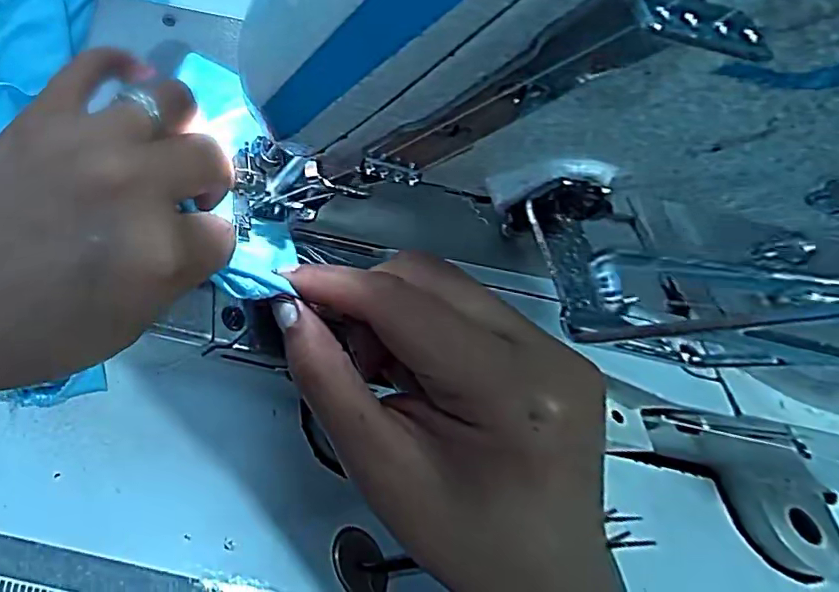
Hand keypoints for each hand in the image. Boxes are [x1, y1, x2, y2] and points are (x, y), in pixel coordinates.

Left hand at [0, 47, 235, 395]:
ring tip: (159, 140)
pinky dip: (119, 63)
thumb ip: (170, 280)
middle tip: (183, 192)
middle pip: (208, 156)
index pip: (220, 233)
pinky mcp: (48, 111)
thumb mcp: (118, 331)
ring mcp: (91, 138)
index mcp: (155, 253)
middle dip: (209, 180)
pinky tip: (131, 78)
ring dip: (178, 123)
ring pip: (171, 99)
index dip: (209, 240)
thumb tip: (195, 234)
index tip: (191, 241)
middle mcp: (134, 184)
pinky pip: (94, 63)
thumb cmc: (24, 332)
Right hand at [277, 252, 616, 591]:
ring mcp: (551, 347)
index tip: (287, 284)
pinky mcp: (546, 347)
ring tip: (379, 365)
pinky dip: (417, 317)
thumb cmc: (468, 538)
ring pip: (439, 282)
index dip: (336, 284)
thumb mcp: (379, 466)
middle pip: (424, 277)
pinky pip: (460, 301)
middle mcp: (543, 354)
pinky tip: (411, 365)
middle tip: (336, 343)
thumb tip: (291, 312)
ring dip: (389, 305)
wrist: (546, 582)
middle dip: (364, 297)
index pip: (404, 305)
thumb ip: (325, 379)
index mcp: (511, 393)